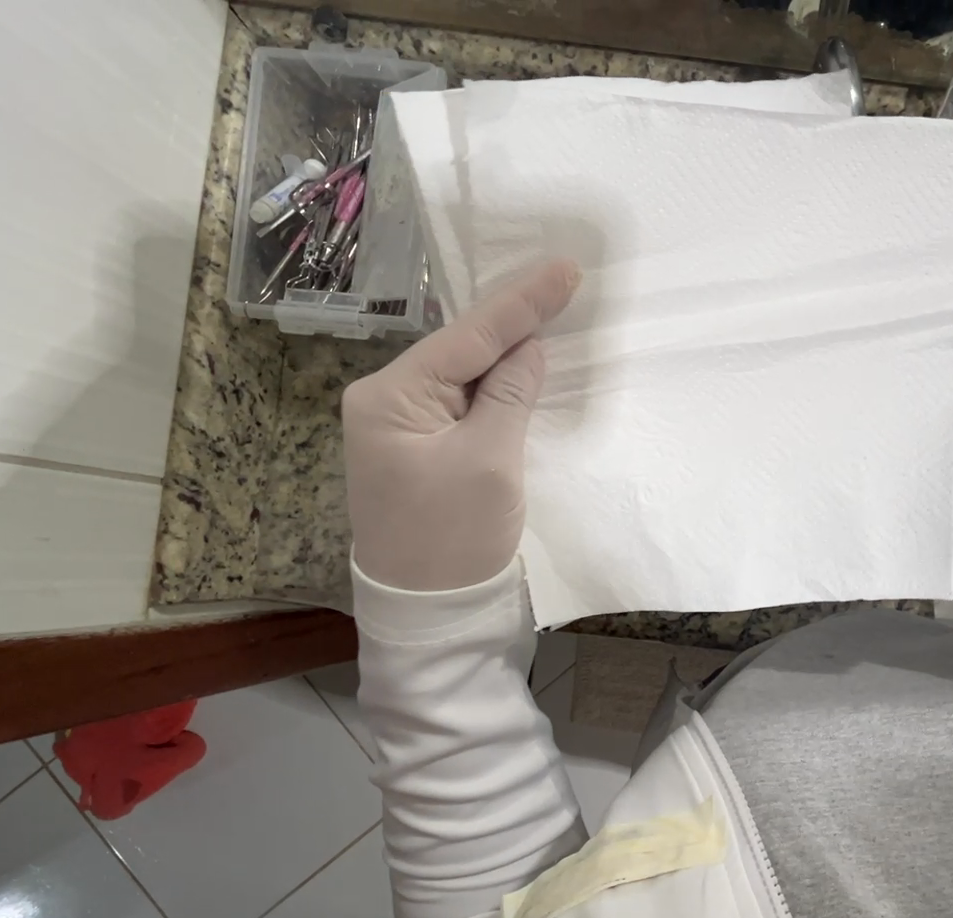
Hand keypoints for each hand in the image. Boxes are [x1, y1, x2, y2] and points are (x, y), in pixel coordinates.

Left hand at [344, 260, 580, 591]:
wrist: (430, 613)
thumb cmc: (454, 540)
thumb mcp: (490, 462)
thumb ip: (509, 396)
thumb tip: (528, 350)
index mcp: (390, 397)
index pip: (467, 337)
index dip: (522, 302)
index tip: (565, 268)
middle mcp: (387, 401)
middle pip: (461, 348)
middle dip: (512, 317)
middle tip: (561, 279)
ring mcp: (402, 428)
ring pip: (465, 375)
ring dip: (508, 351)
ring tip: (549, 310)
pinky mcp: (422, 451)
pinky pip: (464, 404)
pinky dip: (498, 387)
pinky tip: (523, 366)